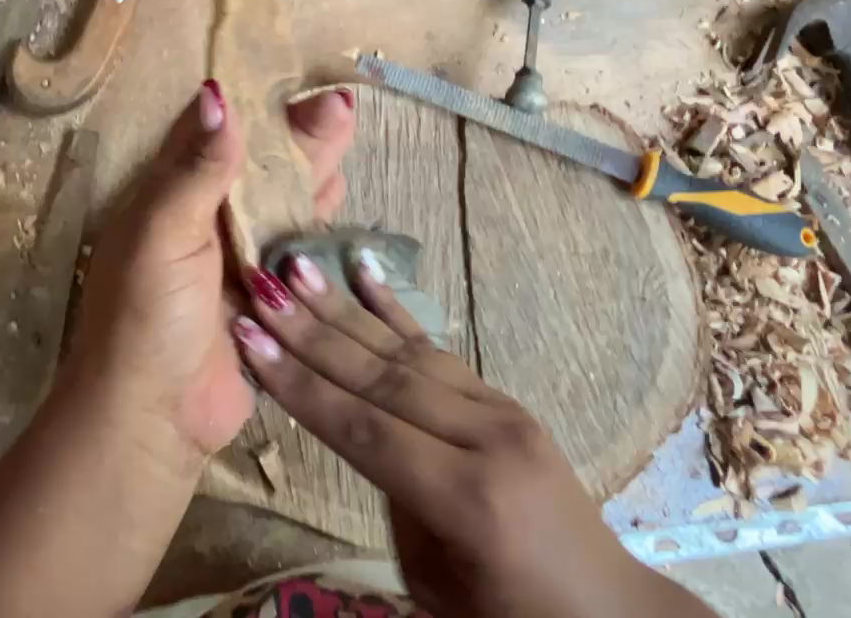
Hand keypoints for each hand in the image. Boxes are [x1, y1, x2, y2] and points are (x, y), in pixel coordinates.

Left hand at [64, 81, 357, 462]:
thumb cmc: (147, 318)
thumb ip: (196, 169)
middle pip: (254, 165)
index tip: (287, 73)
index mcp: (169, 197)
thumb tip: (216, 92)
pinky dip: (316, 222)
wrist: (153, 416)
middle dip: (294, 134)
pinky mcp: (261, 295)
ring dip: (310, 170)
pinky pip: (294, 248)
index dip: (245, 102)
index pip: (210, 133)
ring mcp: (233, 258)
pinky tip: (340, 198)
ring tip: (346, 130)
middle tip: (339, 102)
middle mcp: (202, 219)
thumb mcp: (164, 235)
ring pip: (279, 202)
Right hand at [233, 260, 717, 617]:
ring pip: (403, 351)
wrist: (603, 608)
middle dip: (309, 332)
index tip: (247, 337)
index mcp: (465, 498)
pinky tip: (365, 272)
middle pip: (379, 376)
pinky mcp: (502, 397)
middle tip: (259, 288)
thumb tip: (352, 427)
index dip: (300, 383)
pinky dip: (393, 309)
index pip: (363, 428)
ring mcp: (500, 409)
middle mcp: (484, 438)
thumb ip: (391, 498)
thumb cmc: (508, 614)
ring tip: (297, 267)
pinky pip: (436, 348)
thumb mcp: (434, 582)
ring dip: (342, 307)